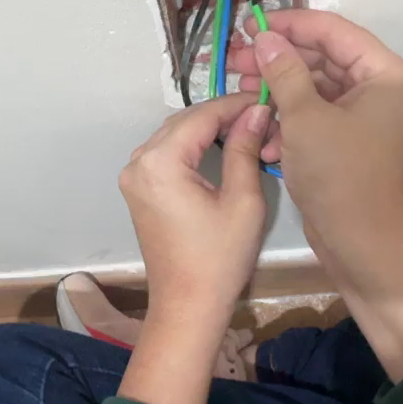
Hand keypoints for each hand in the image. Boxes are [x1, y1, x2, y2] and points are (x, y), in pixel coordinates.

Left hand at [120, 94, 273, 326]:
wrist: (187, 304)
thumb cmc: (219, 258)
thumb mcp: (242, 200)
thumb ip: (245, 148)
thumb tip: (257, 111)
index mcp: (161, 162)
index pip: (202, 115)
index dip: (237, 104)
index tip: (269, 99)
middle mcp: (138, 162)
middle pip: (185, 121)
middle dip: (222, 115)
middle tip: (262, 116)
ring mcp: (133, 176)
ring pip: (174, 135)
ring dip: (207, 129)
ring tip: (247, 130)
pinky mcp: (137, 190)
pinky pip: (165, 154)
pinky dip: (191, 146)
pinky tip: (220, 148)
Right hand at [225, 10, 402, 379]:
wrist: (358, 242)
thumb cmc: (338, 175)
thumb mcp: (304, 118)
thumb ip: (284, 71)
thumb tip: (265, 37)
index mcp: (384, 74)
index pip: (333, 31)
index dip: (290, 24)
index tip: (250, 26)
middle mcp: (380, 90)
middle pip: (322, 59)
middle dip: (277, 62)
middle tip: (233, 59)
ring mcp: (365, 118)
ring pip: (314, 90)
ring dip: (278, 94)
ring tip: (242, 96)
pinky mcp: (348, 142)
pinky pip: (315, 118)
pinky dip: (289, 123)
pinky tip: (263, 139)